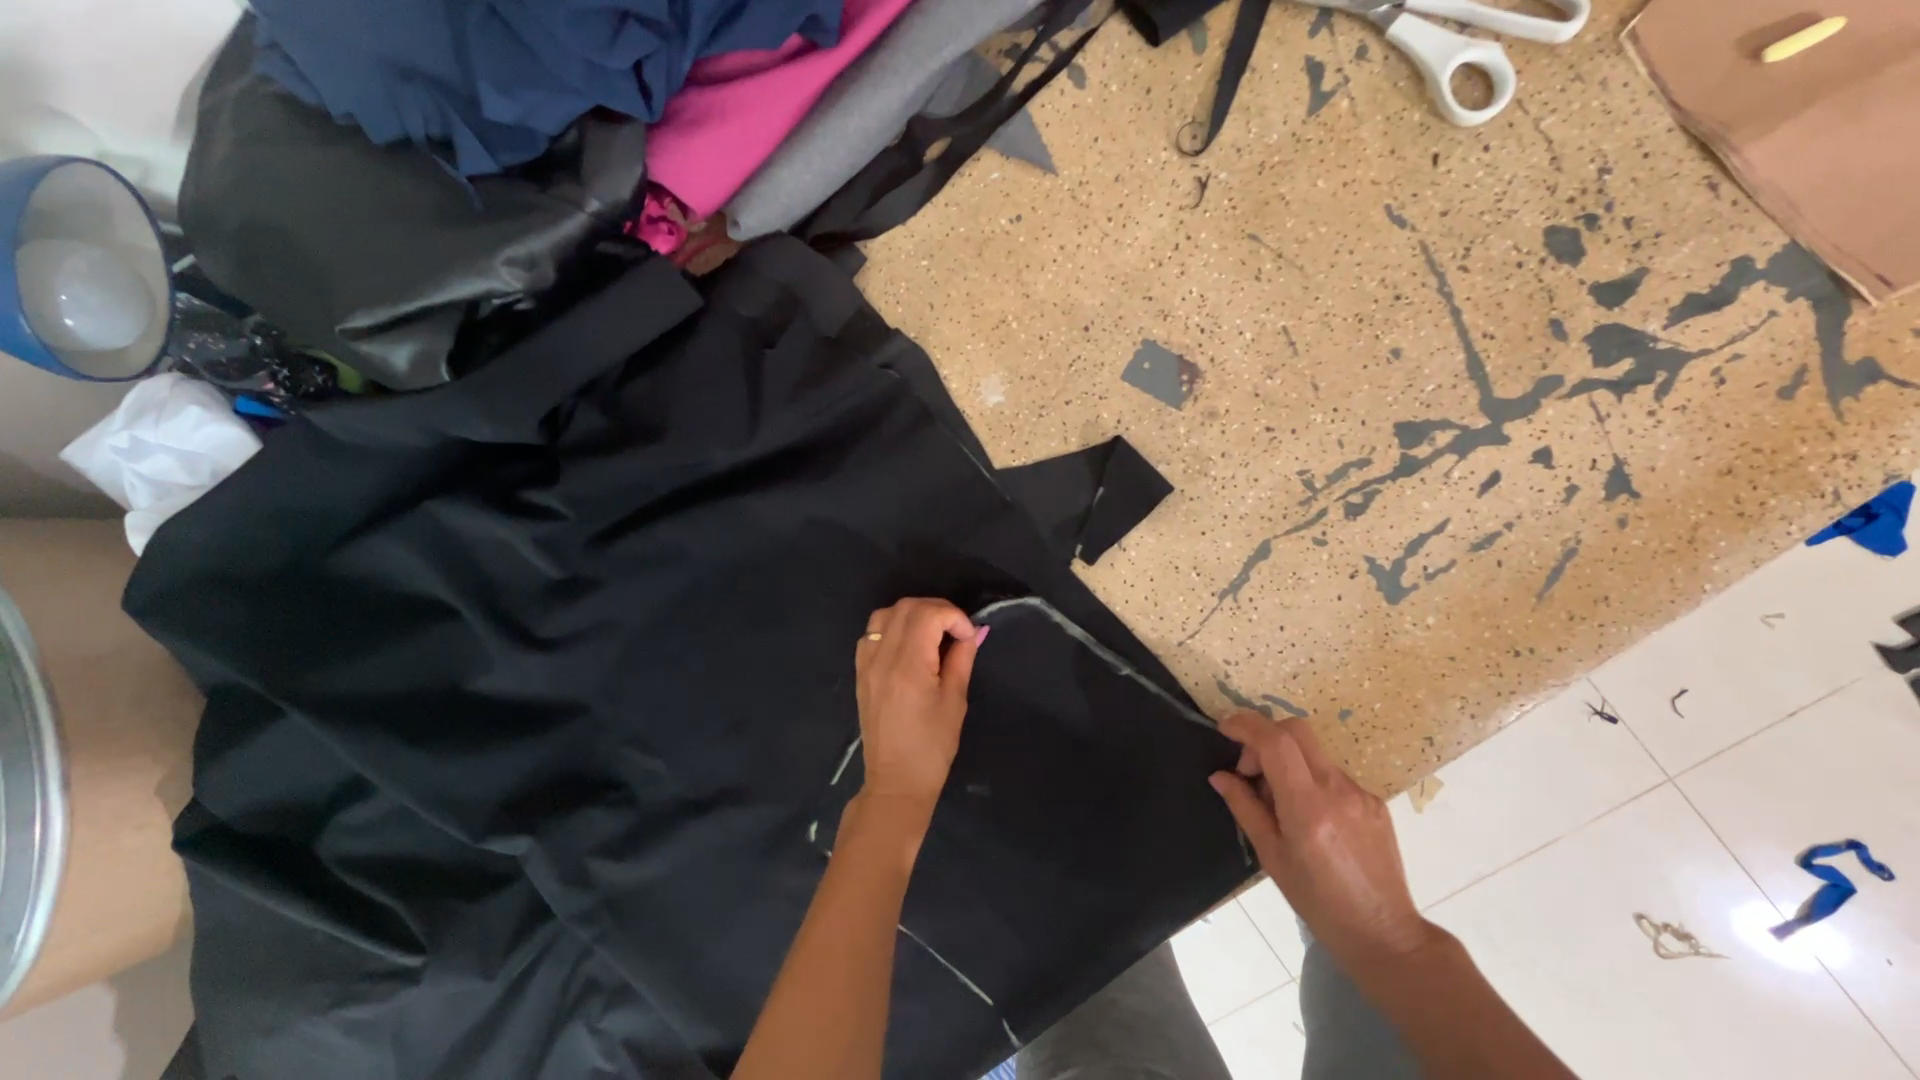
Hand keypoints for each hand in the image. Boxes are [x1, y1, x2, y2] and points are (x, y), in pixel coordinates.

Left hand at [854, 598, 983, 809]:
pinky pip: (872, 633)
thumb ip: (962, 659)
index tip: (968, 637)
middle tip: (955, 632)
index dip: (954, 616)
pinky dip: (893, 628)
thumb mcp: (955, 701)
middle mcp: (882, 657)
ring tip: (933, 635)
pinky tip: (909, 646)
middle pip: (907, 607)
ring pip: (886, 614)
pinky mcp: (860, 672)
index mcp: (908, 666)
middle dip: (936, 610)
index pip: (929, 614)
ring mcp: (866, 663)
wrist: (896, 780)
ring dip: (913, 615)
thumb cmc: (932, 747)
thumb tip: (974, 632)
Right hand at [1209, 711, 1438, 968]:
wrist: (1382, 931)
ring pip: (1314, 753)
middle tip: (1250, 771)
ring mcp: (1360, 793)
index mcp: (1308, 807)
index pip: (1275, 742)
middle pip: (1297, 730)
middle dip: (1265, 737)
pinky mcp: (1374, 801)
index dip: (1246, 726)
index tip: (1224, 729)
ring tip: (1278, 804)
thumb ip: (1245, 808)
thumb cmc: (1317, 901)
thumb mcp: (1271, 856)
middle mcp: (1337, 790)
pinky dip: (1310, 780)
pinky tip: (1308, 817)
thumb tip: (1220, 776)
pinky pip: (1333, 775)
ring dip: (1287, 762)